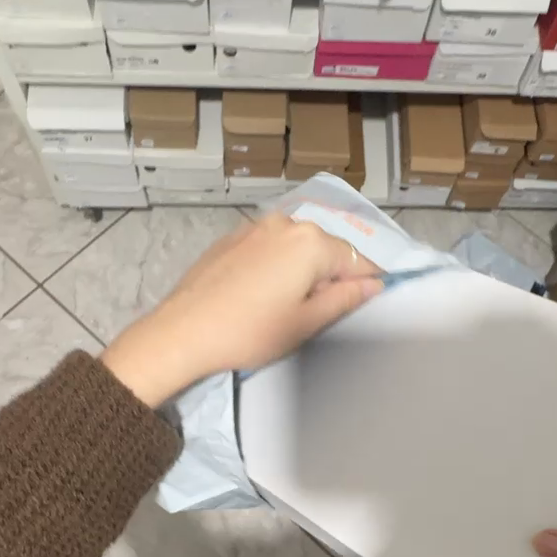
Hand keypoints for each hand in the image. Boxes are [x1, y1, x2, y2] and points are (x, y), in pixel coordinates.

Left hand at [100, 212, 383, 405]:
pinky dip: (277, 265)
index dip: (366, 282)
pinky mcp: (232, 238)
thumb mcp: (306, 323)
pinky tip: (261, 293)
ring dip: (303, 270)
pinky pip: (270, 247)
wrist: (183, 331)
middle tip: (317, 312)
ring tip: (286, 304)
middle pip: (326, 248)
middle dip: (331, 275)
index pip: (357, 259)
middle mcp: (286, 223)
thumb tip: (373, 283)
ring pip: (297, 246)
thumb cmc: (250, 332)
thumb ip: (345, 299)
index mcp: (311, 242)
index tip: (365, 302)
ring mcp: (255, 227)